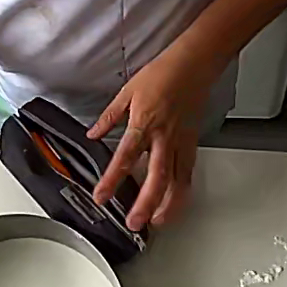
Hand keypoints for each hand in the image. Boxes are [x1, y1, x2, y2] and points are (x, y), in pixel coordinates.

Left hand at [87, 50, 216, 228]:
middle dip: (146, 204)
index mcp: (143, 125)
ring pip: (178, 180)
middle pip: (157, 178)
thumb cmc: (162, 74)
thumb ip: (108, 118)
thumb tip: (93, 134)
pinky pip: (189, 171)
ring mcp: (182, 142)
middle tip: (135, 222)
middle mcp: (164, 138)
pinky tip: (177, 201)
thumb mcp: (126, 94)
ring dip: (169, 204)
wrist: (194, 64)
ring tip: (159, 222)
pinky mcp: (193, 142)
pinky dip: (183, 190)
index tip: (101, 197)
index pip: (124, 159)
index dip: (111, 181)